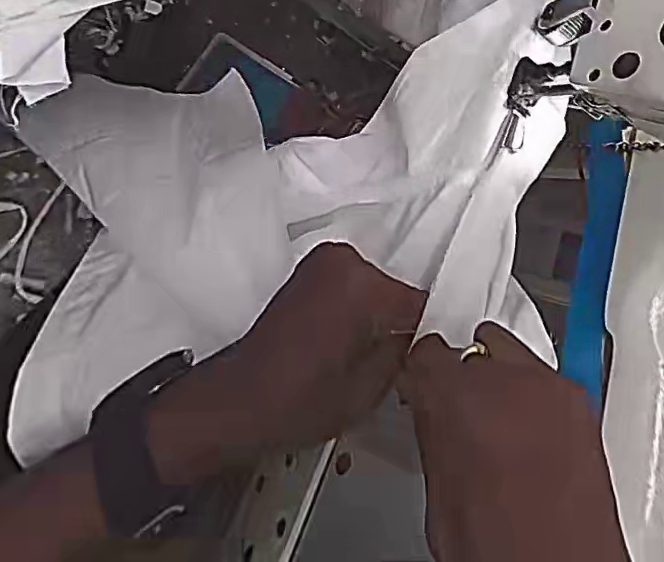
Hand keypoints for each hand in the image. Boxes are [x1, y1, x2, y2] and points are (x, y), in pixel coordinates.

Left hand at [149, 243, 424, 480]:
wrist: (235, 402)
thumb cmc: (290, 402)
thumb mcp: (369, 390)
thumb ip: (406, 352)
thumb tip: (421, 338)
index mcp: (363, 287)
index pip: (418, 302)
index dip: (426, 333)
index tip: (427, 350)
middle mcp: (344, 262)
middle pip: (397, 291)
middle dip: (400, 322)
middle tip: (396, 358)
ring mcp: (325, 261)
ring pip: (377, 286)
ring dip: (378, 313)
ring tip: (363, 351)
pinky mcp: (312, 269)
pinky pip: (354, 283)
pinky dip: (358, 306)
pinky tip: (348, 338)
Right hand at [402, 323, 629, 561]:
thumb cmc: (501, 550)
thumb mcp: (440, 493)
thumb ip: (436, 434)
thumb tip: (437, 420)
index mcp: (454, 395)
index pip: (428, 353)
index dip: (423, 371)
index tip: (424, 382)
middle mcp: (502, 376)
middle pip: (475, 349)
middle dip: (467, 373)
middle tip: (464, 410)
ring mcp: (545, 383)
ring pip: (515, 356)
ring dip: (506, 381)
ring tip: (504, 426)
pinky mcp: (578, 399)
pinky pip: (548, 381)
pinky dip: (539, 398)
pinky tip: (534, 436)